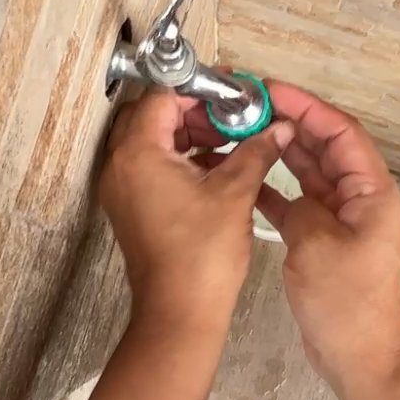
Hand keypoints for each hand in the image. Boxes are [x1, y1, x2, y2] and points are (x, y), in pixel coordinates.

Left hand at [98, 90, 292, 333]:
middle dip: (194, 112)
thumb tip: (279, 127)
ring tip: (231, 143)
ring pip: (152, 143)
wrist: (180, 311)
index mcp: (139, 154)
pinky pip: (151, 170)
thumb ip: (257, 150)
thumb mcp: (236, 193)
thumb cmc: (201, 257)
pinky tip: (218, 169)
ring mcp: (123, 191)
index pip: (162, 98)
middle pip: (152, 117)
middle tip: (230, 116)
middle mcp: (121, 168)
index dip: (199, 89)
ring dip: (189, 136)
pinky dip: (181, 162)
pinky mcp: (132, 209)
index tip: (228, 89)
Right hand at [253, 81, 399, 391]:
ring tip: (242, 135)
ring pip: (308, 173)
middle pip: (324, 147)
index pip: (340, 132)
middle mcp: (359, 198)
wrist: (359, 355)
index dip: (307, 106)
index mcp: (371, 191)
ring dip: (280, 153)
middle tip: (248, 107)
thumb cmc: (347, 303)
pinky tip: (246, 180)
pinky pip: (297, 203)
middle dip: (290, 124)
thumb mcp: (317, 245)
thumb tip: (281, 191)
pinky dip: (274, 190)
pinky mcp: (321, 240)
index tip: (269, 90)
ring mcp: (340, 220)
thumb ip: (299, 206)